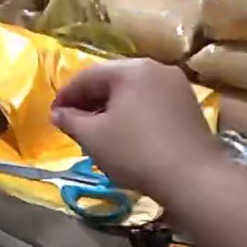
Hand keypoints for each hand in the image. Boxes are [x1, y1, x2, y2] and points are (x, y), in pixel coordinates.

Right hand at [51, 59, 230, 200]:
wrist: (192, 177)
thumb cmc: (136, 153)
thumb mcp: (94, 138)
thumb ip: (71, 121)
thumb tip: (58, 114)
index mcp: (131, 69)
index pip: (87, 75)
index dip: (65, 95)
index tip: (53, 116)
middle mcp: (156, 69)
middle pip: (113, 80)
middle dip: (89, 101)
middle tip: (73, 124)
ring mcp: (177, 87)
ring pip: (134, 93)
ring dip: (111, 109)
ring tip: (97, 132)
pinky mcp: (189, 107)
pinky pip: (152, 104)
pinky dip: (133, 115)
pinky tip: (126, 136)